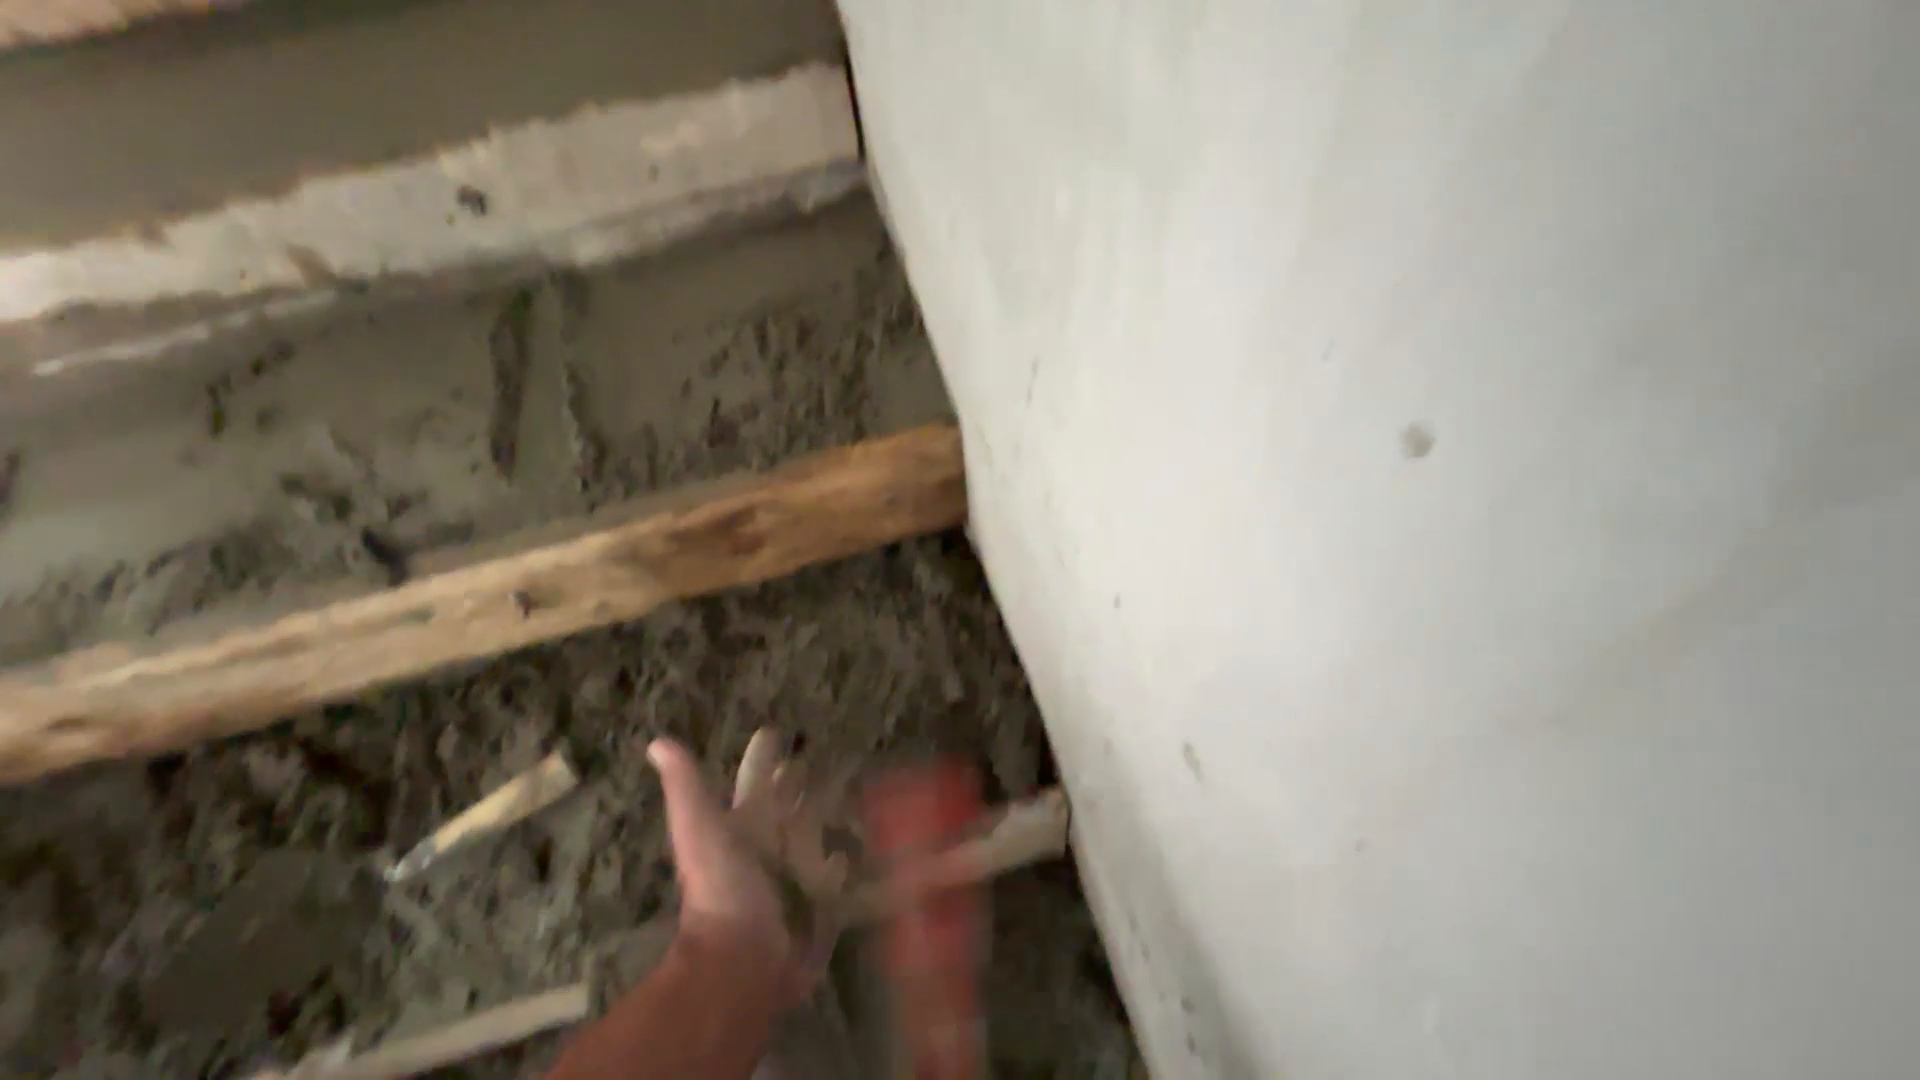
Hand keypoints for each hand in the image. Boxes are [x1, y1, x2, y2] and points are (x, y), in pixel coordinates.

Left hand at [647, 732, 845, 1004]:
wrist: (741, 962)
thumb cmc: (723, 891)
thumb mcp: (700, 831)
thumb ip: (687, 789)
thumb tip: (656, 742)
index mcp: (745, 827)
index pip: (756, 783)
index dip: (763, 759)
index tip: (774, 731)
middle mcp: (769, 849)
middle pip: (788, 808)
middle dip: (801, 784)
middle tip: (821, 757)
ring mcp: (796, 879)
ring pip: (814, 840)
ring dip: (828, 820)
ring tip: (852, 795)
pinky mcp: (821, 909)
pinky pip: (838, 883)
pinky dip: (847, 869)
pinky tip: (859, 855)